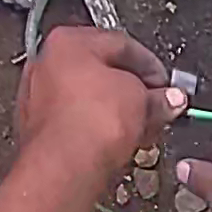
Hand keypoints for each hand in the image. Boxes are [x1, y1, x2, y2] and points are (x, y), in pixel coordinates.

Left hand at [15, 27, 187, 175]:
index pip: (122, 45)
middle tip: (156, 110)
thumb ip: (158, 98)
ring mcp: (40, 100)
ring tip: (140, 133)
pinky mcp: (42, 133)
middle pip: (103, 74)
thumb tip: (170, 100)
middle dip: (135, 94)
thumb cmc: (91, 125)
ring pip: (90, 102)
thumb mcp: (141, 102)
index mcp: (69, 42)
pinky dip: (98, 132)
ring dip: (118, 115)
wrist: (63, 169)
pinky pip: (78, 125)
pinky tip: (115, 146)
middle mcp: (48, 65)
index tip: (168, 87)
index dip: (152, 67)